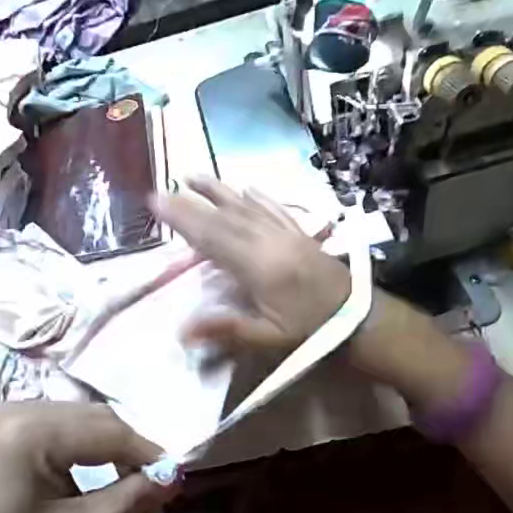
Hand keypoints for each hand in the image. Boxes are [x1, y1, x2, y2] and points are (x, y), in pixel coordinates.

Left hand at [0, 402, 177, 512]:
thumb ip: (125, 502)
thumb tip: (171, 479)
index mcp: (33, 426)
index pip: (112, 430)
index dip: (151, 456)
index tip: (177, 486)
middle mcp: (15, 410)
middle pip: (92, 420)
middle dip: (127, 454)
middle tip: (153, 496)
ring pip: (72, 428)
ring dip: (102, 456)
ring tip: (122, 499)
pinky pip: (47, 438)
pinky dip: (73, 460)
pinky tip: (81, 493)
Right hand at [153, 176, 349, 350]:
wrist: (355, 314)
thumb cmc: (308, 328)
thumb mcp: (267, 336)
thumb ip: (227, 329)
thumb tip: (182, 331)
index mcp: (257, 265)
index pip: (212, 236)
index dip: (183, 218)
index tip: (157, 201)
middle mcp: (268, 240)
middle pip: (224, 216)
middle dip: (191, 201)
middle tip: (162, 188)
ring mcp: (285, 232)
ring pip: (246, 205)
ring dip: (219, 190)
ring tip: (193, 175)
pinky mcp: (299, 232)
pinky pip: (275, 207)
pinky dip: (259, 196)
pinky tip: (247, 186)